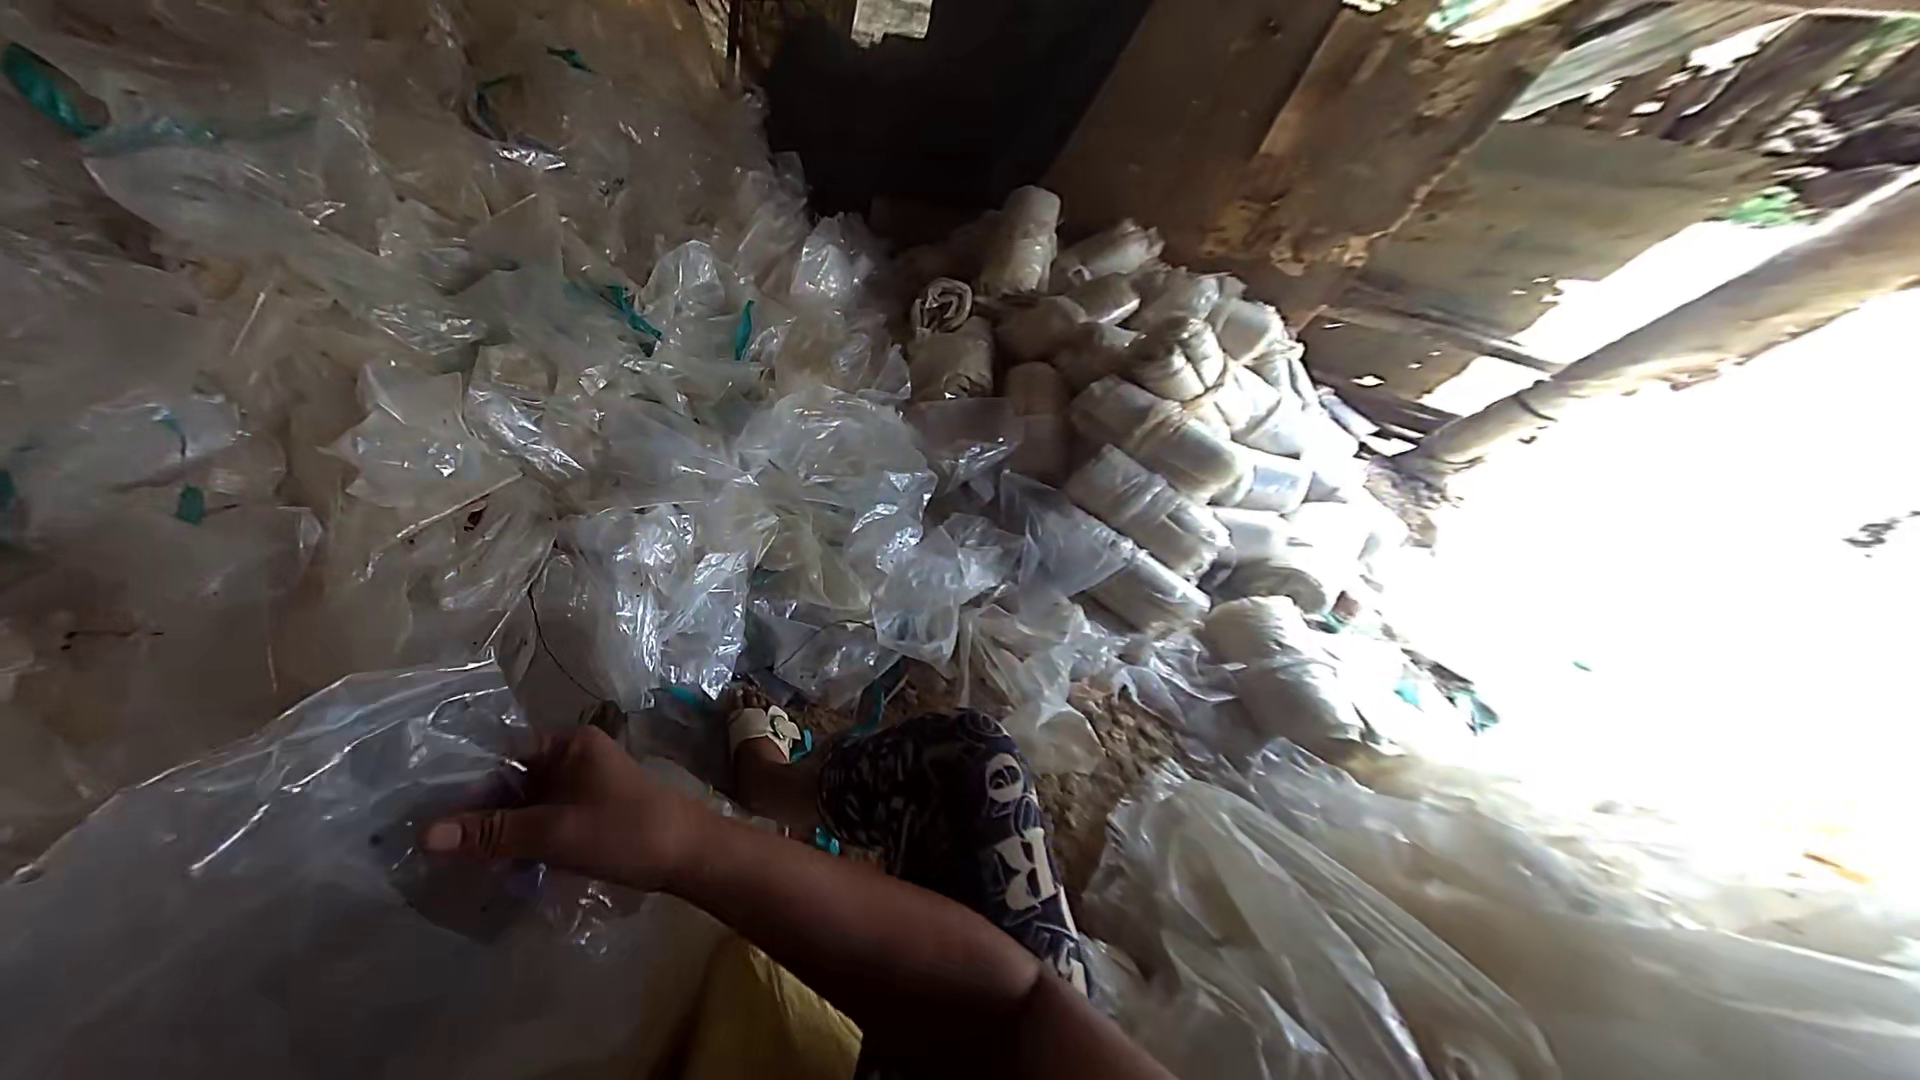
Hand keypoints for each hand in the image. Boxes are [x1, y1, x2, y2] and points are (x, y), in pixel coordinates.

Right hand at [420, 725, 702, 891]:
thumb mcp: (554, 832)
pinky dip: (518, 837)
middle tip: (424, 845)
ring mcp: (582, 784)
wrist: (686, 852)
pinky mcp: (587, 810)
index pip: (503, 752)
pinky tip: (489, 864)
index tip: (418, 810)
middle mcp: (575, 756)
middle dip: (475, 809)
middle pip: (511, 778)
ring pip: (524, 801)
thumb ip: (492, 832)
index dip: (463, 780)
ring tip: (447, 859)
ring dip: (495, 828)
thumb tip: (425, 833)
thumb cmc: (624, 830)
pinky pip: (542, 817)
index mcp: (570, 744)